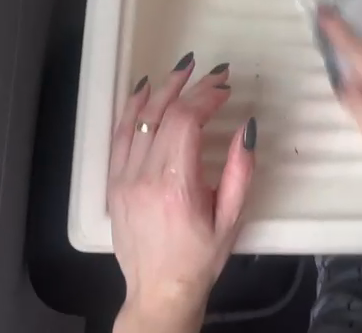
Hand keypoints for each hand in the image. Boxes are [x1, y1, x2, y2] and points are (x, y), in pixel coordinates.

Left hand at [109, 55, 255, 332]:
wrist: (159, 293)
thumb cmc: (200, 257)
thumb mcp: (231, 218)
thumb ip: (241, 170)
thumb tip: (247, 127)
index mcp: (176, 185)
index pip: (186, 121)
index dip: (206, 97)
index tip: (225, 88)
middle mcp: (145, 176)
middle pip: (165, 113)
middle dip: (191, 86)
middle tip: (213, 72)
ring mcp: (124, 178)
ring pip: (141, 118)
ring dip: (163, 88)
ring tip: (184, 67)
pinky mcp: (114, 183)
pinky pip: (120, 135)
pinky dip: (133, 107)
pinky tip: (145, 88)